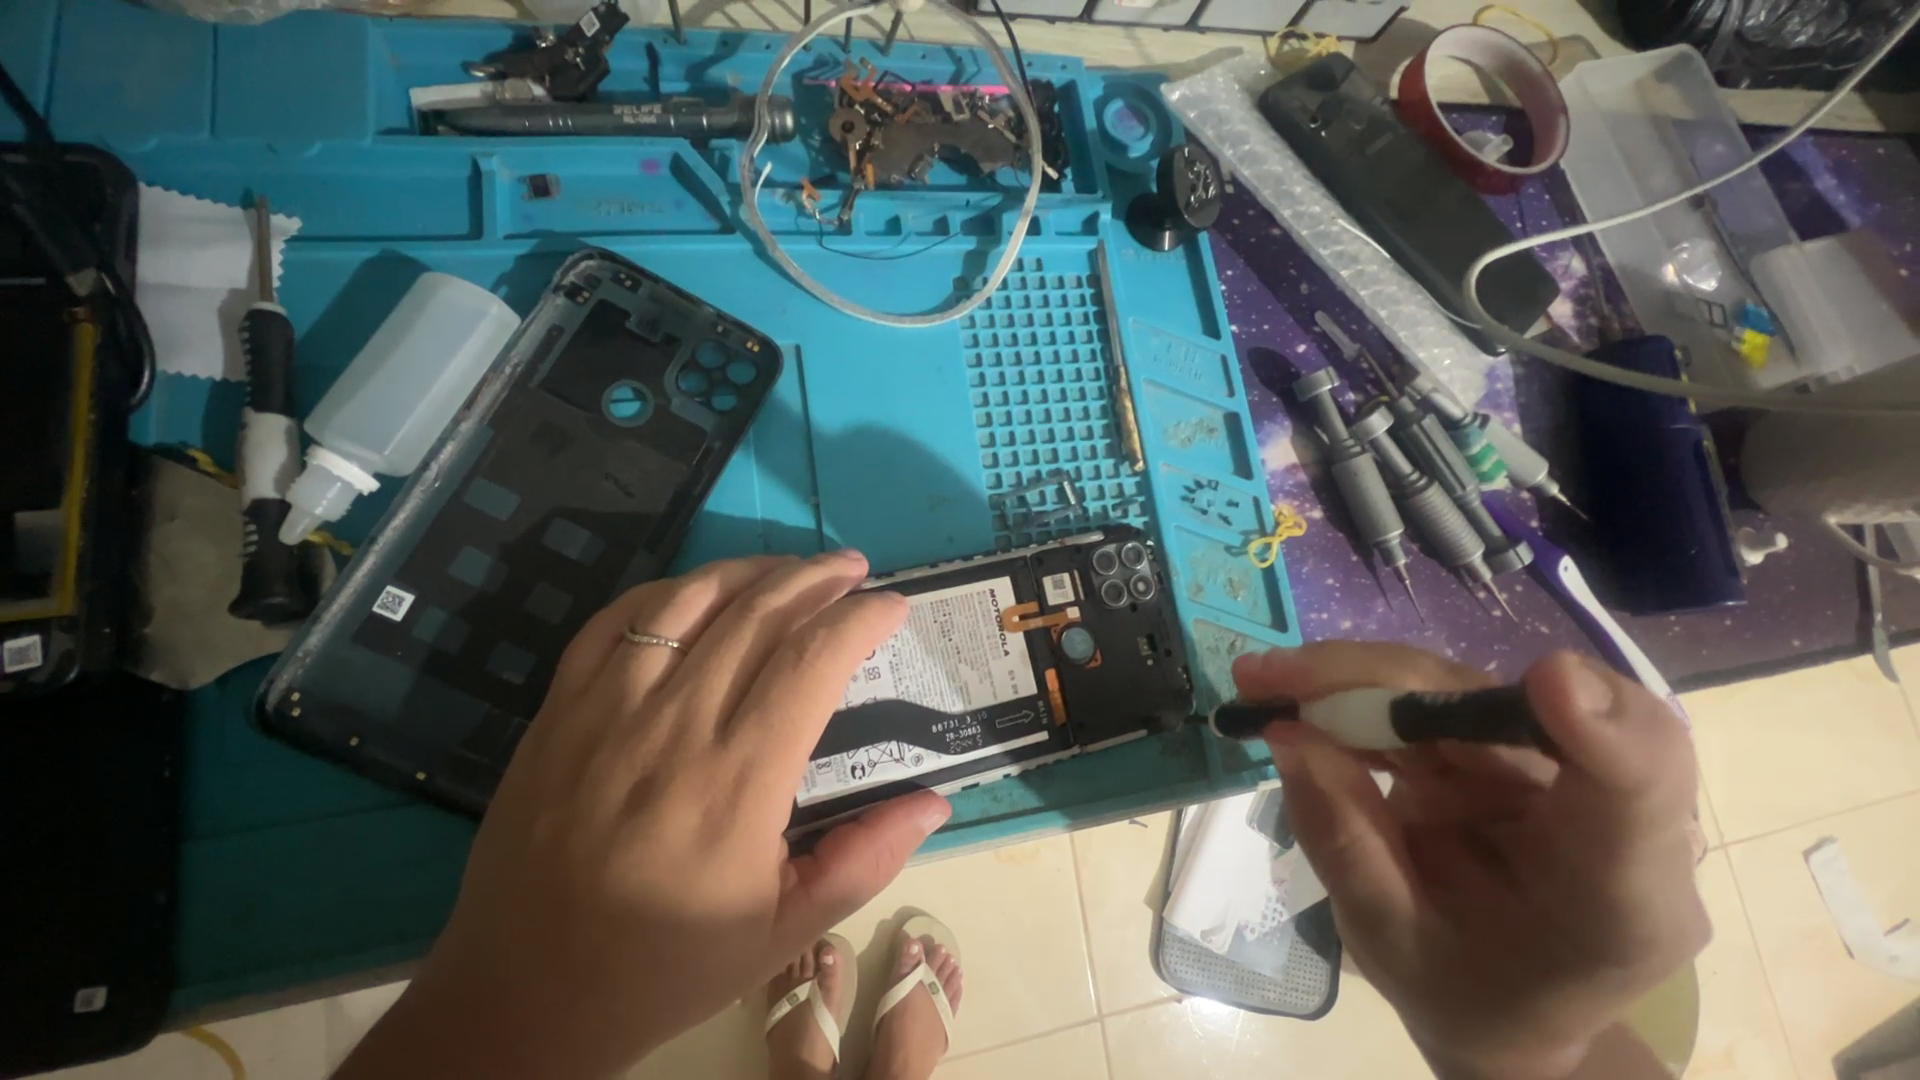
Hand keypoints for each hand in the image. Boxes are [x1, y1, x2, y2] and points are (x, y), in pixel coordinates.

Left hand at [337, 552, 951, 1079]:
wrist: (521, 995)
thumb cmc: (665, 965)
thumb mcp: (783, 932)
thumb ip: (865, 860)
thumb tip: (935, 801)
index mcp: (737, 782)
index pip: (811, 662)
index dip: (860, 619)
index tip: (892, 607)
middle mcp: (673, 727)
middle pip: (756, 615)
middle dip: (817, 578)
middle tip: (854, 569)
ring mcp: (606, 710)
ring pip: (688, 601)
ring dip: (750, 569)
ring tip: (791, 567)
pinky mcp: (559, 710)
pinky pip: (616, 621)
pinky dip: (668, 590)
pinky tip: (699, 591)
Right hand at [1234, 644, 1706, 1079]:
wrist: (1502, 1004)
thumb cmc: (1465, 995)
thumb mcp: (1391, 942)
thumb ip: (1345, 842)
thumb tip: (1288, 733)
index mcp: (1614, 890)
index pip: (1637, 790)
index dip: (1602, 727)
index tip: (1548, 678)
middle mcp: (1588, 804)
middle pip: (1503, 710)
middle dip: (1381, 681)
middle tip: (1273, 679)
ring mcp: (1539, 764)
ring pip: (1450, 686)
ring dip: (1349, 675)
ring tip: (1261, 681)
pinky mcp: (1491, 742)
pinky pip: (1422, 694)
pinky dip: (1350, 688)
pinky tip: (1293, 690)